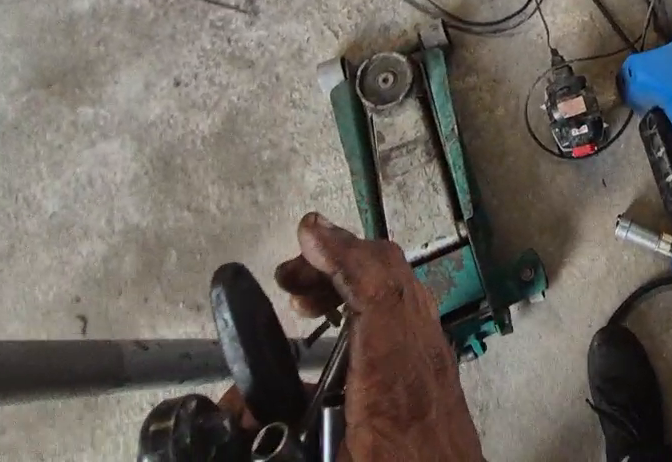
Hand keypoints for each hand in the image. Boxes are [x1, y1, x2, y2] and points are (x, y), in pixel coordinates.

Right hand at [273, 213, 483, 461]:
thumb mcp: (332, 453)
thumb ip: (277, 435)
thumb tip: (237, 406)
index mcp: (397, 380)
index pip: (379, 291)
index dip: (342, 254)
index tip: (308, 232)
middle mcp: (423, 355)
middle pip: (392, 276)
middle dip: (338, 259)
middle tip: (289, 275)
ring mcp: (434, 355)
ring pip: (401, 287)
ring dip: (353, 276)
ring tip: (305, 295)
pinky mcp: (434, 365)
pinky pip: (406, 308)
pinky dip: (371, 297)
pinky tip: (340, 322)